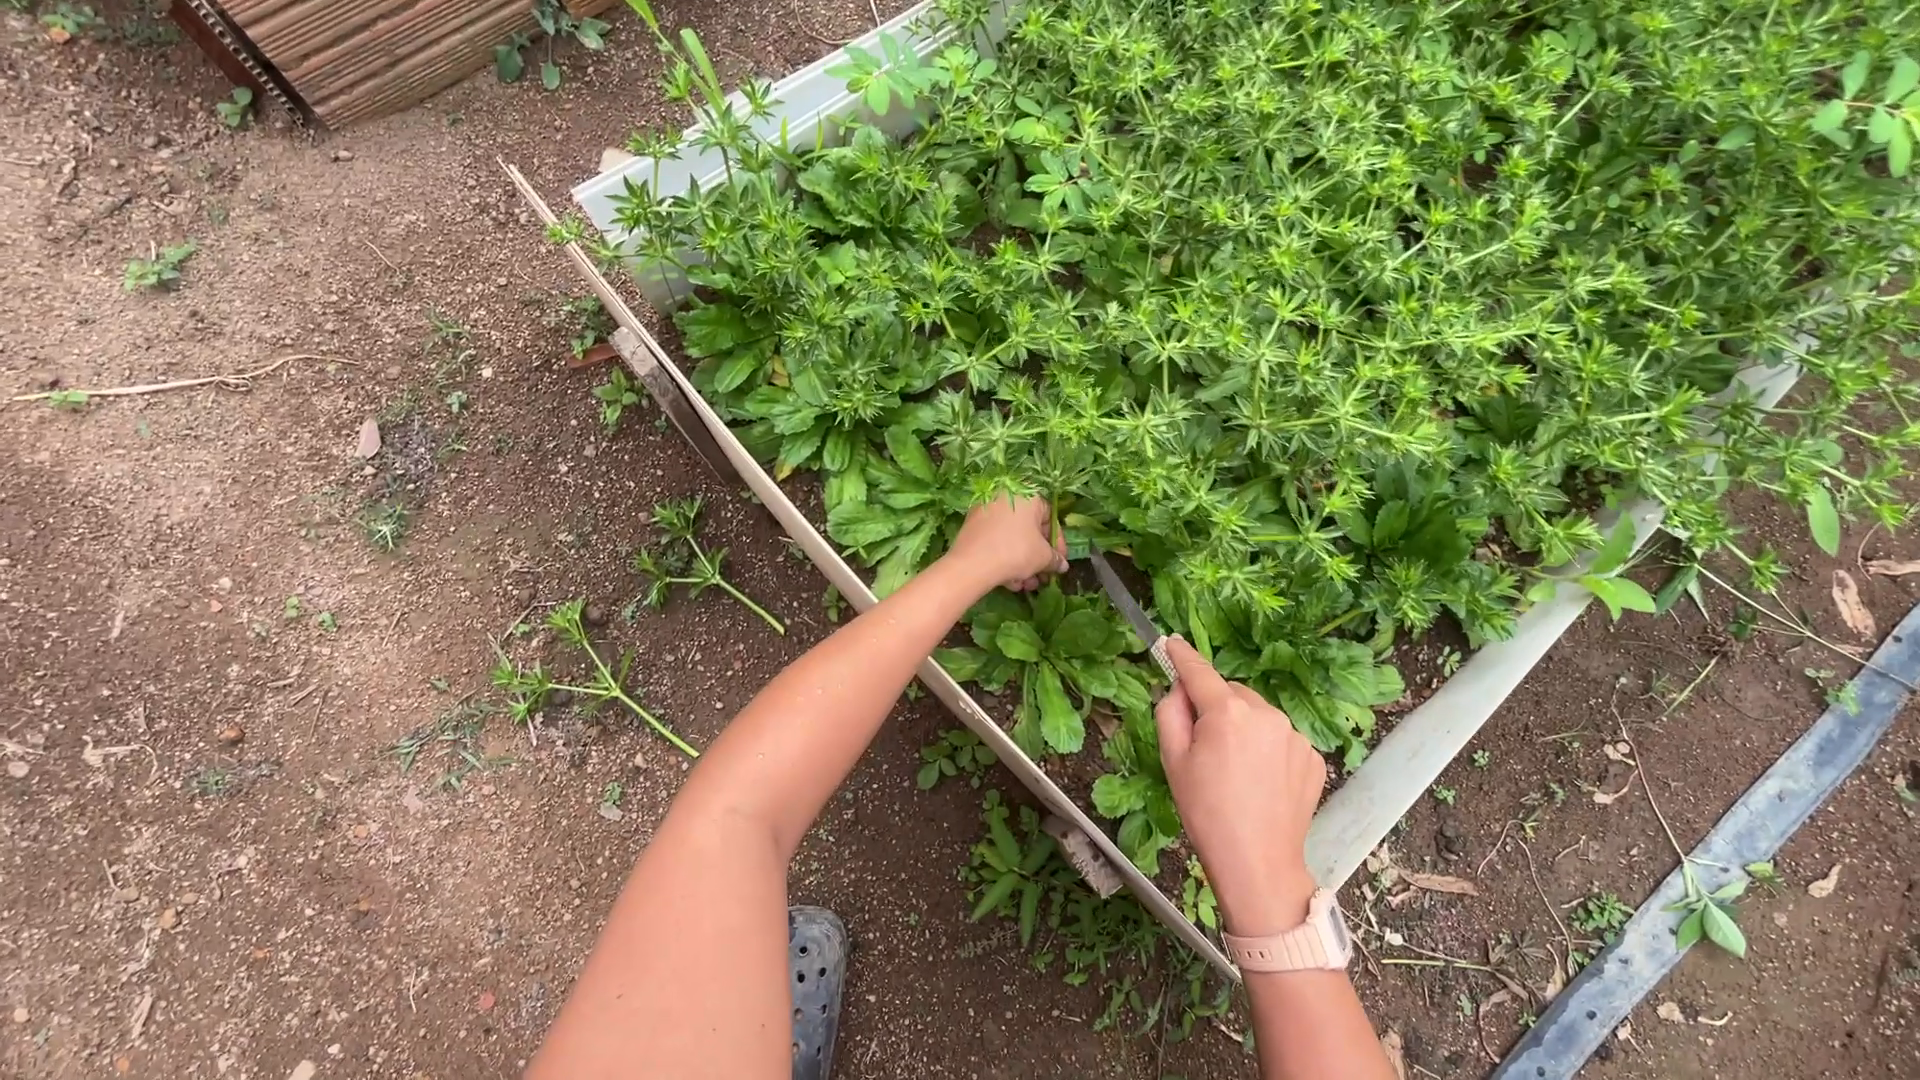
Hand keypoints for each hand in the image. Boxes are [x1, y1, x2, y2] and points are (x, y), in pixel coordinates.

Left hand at [944, 494, 1067, 592]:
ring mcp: (986, 510)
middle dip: (1038, 558)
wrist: (972, 563)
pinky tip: (1009, 581)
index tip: (1058, 562)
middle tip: (1042, 577)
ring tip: (1025, 585)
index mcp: (1028, 497)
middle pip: (1029, 530)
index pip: (1050, 518)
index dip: (1057, 543)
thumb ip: (1055, 559)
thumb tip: (1061, 565)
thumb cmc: (1016, 552)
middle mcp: (1006, 497)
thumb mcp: (1042, 557)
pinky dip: (1004, 558)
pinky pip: (995, 540)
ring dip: (1022, 564)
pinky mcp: (972, 525)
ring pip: (1011, 538)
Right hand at [1156, 637, 1323, 936]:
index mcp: (1228, 712)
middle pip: (1231, 693)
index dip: (1182, 655)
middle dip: (1215, 707)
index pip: (1199, 671)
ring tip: (1234, 769)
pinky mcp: (1313, 756)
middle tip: (1203, 746)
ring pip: (1257, 715)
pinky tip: (1259, 780)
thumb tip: (1179, 689)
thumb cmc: (1206, 812)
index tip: (1171, 643)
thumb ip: (1170, 712)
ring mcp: (1295, 734)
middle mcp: (1267, 713)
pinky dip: (1266, 748)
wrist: (1257, 863)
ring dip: (1243, 727)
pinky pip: (1279, 737)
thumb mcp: (1172, 760)